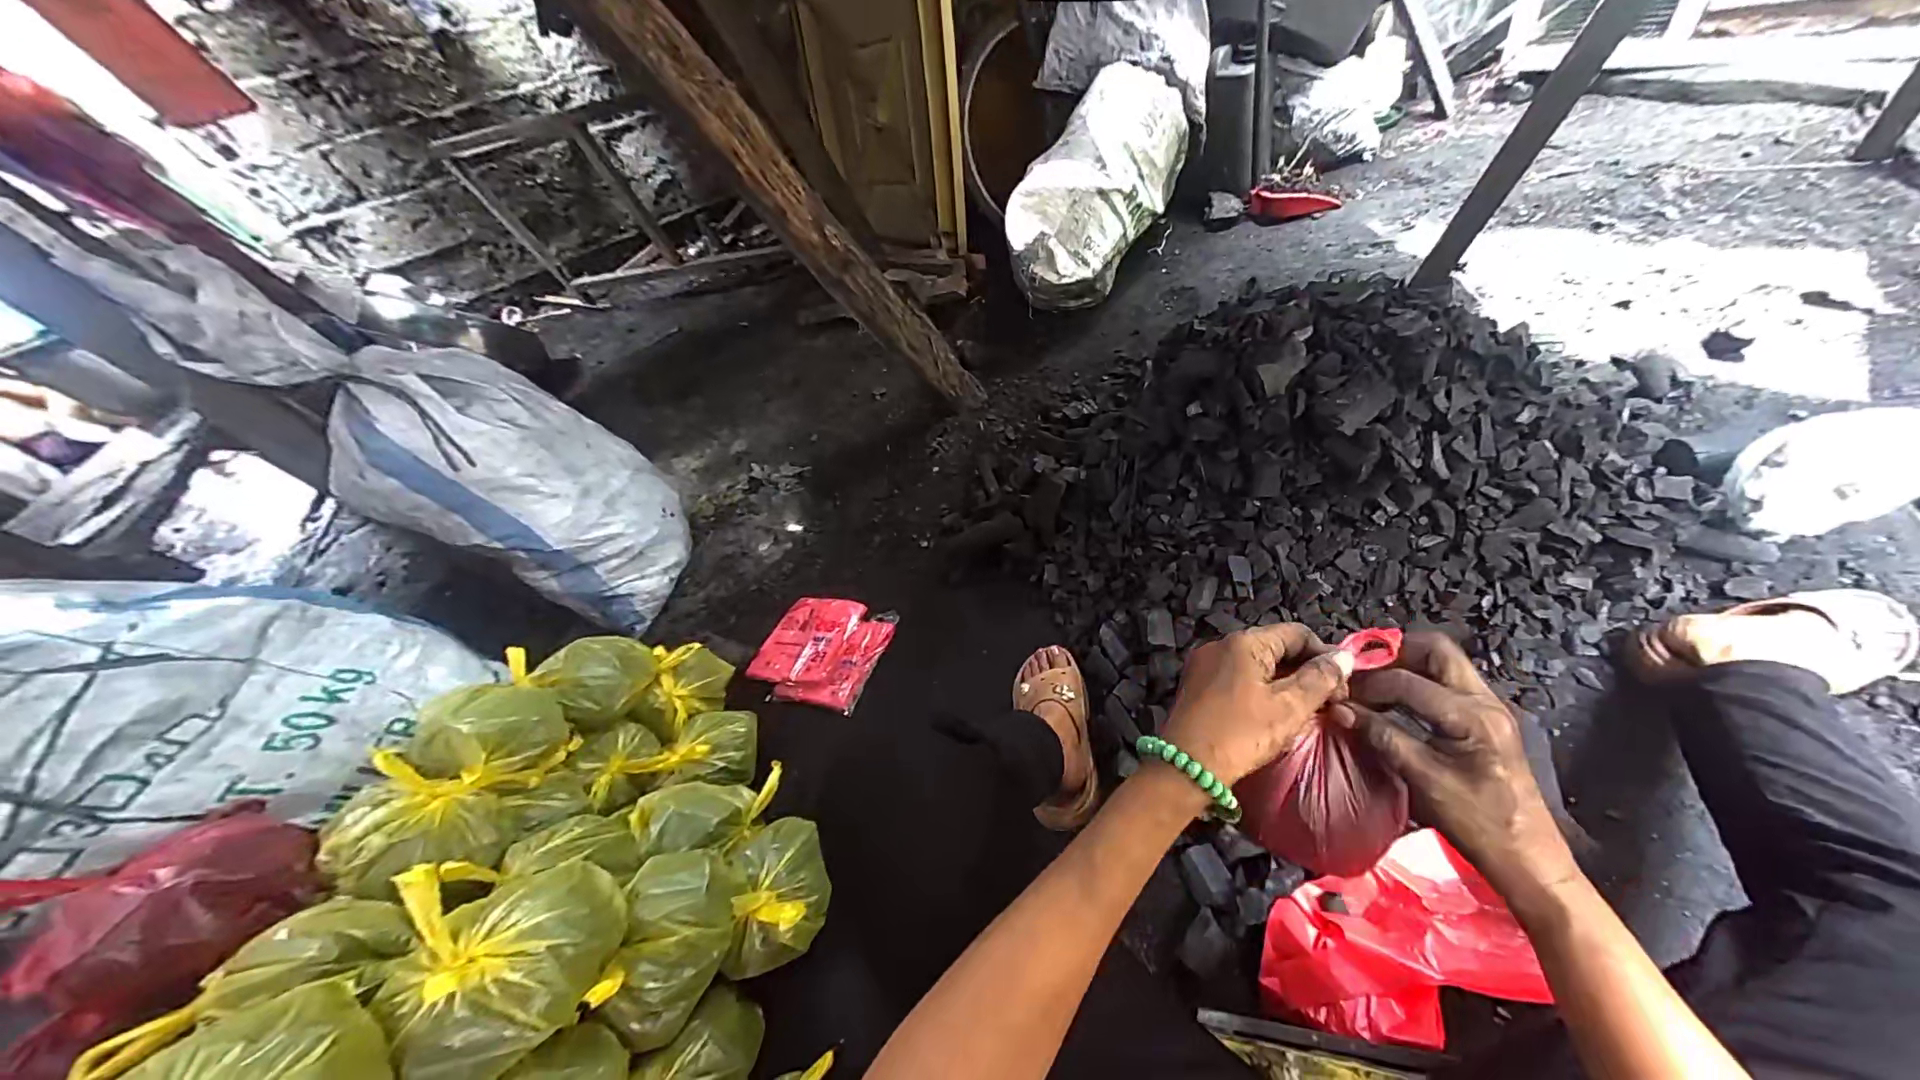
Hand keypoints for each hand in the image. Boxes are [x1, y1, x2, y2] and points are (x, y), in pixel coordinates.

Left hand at [1161, 624, 1354, 787]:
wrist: (1186, 766)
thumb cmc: (1240, 734)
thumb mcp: (1289, 707)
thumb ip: (1319, 679)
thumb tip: (1344, 656)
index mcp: (1242, 642)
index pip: (1296, 633)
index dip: (1324, 656)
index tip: (1341, 688)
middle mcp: (1219, 645)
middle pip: (1275, 647)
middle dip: (1305, 671)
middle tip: (1328, 703)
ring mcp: (1204, 665)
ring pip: (1256, 664)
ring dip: (1283, 683)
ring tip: (1304, 711)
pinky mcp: (1196, 685)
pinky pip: (1237, 678)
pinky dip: (1259, 690)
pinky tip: (1273, 715)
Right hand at [1328, 631, 1577, 900]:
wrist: (1528, 857)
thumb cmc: (1477, 823)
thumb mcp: (1423, 780)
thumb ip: (1382, 737)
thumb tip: (1340, 709)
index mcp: (1472, 717)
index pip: (1406, 681)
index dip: (1366, 684)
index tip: (1338, 693)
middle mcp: (1486, 702)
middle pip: (1435, 650)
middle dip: (1391, 652)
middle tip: (1357, 670)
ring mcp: (1490, 708)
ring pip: (1443, 661)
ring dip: (1404, 663)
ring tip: (1370, 682)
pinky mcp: (1486, 718)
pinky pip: (1447, 681)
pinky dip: (1416, 680)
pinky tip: (1393, 700)